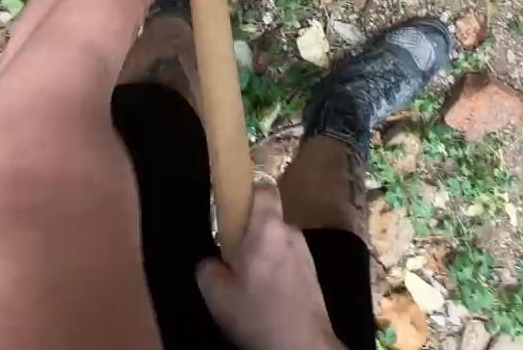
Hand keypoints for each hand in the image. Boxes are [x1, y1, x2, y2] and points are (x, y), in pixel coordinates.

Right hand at [196, 187, 345, 349]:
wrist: (303, 347)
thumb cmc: (259, 313)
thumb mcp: (218, 296)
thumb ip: (207, 270)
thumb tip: (210, 262)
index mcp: (267, 227)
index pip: (265, 188)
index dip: (250, 191)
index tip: (235, 207)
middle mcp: (291, 232)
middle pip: (269, 221)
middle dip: (253, 235)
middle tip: (235, 259)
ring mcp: (306, 253)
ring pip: (279, 244)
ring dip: (266, 256)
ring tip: (252, 285)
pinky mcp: (315, 275)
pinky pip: (290, 263)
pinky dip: (279, 273)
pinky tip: (269, 298)